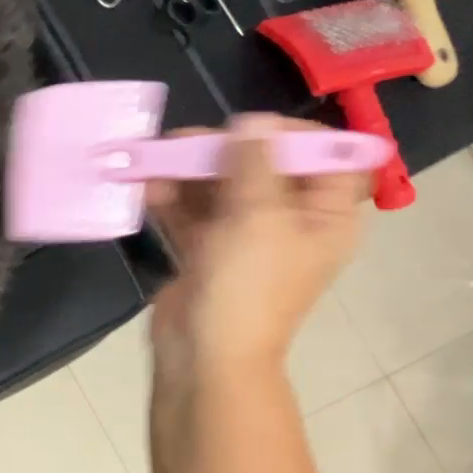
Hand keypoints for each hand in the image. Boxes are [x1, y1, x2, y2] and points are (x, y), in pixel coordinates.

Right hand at [148, 114, 372, 377]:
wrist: (204, 351)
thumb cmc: (247, 286)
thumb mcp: (259, 218)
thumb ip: (253, 166)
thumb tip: (250, 122)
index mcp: (325, 216)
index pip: (325, 158)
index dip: (290, 135)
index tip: (244, 127)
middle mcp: (289, 223)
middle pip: (262, 171)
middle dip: (222, 152)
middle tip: (183, 140)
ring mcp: (242, 240)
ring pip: (218, 193)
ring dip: (187, 175)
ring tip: (154, 158)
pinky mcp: (203, 254)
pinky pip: (189, 217)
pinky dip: (170, 201)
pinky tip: (146, 187)